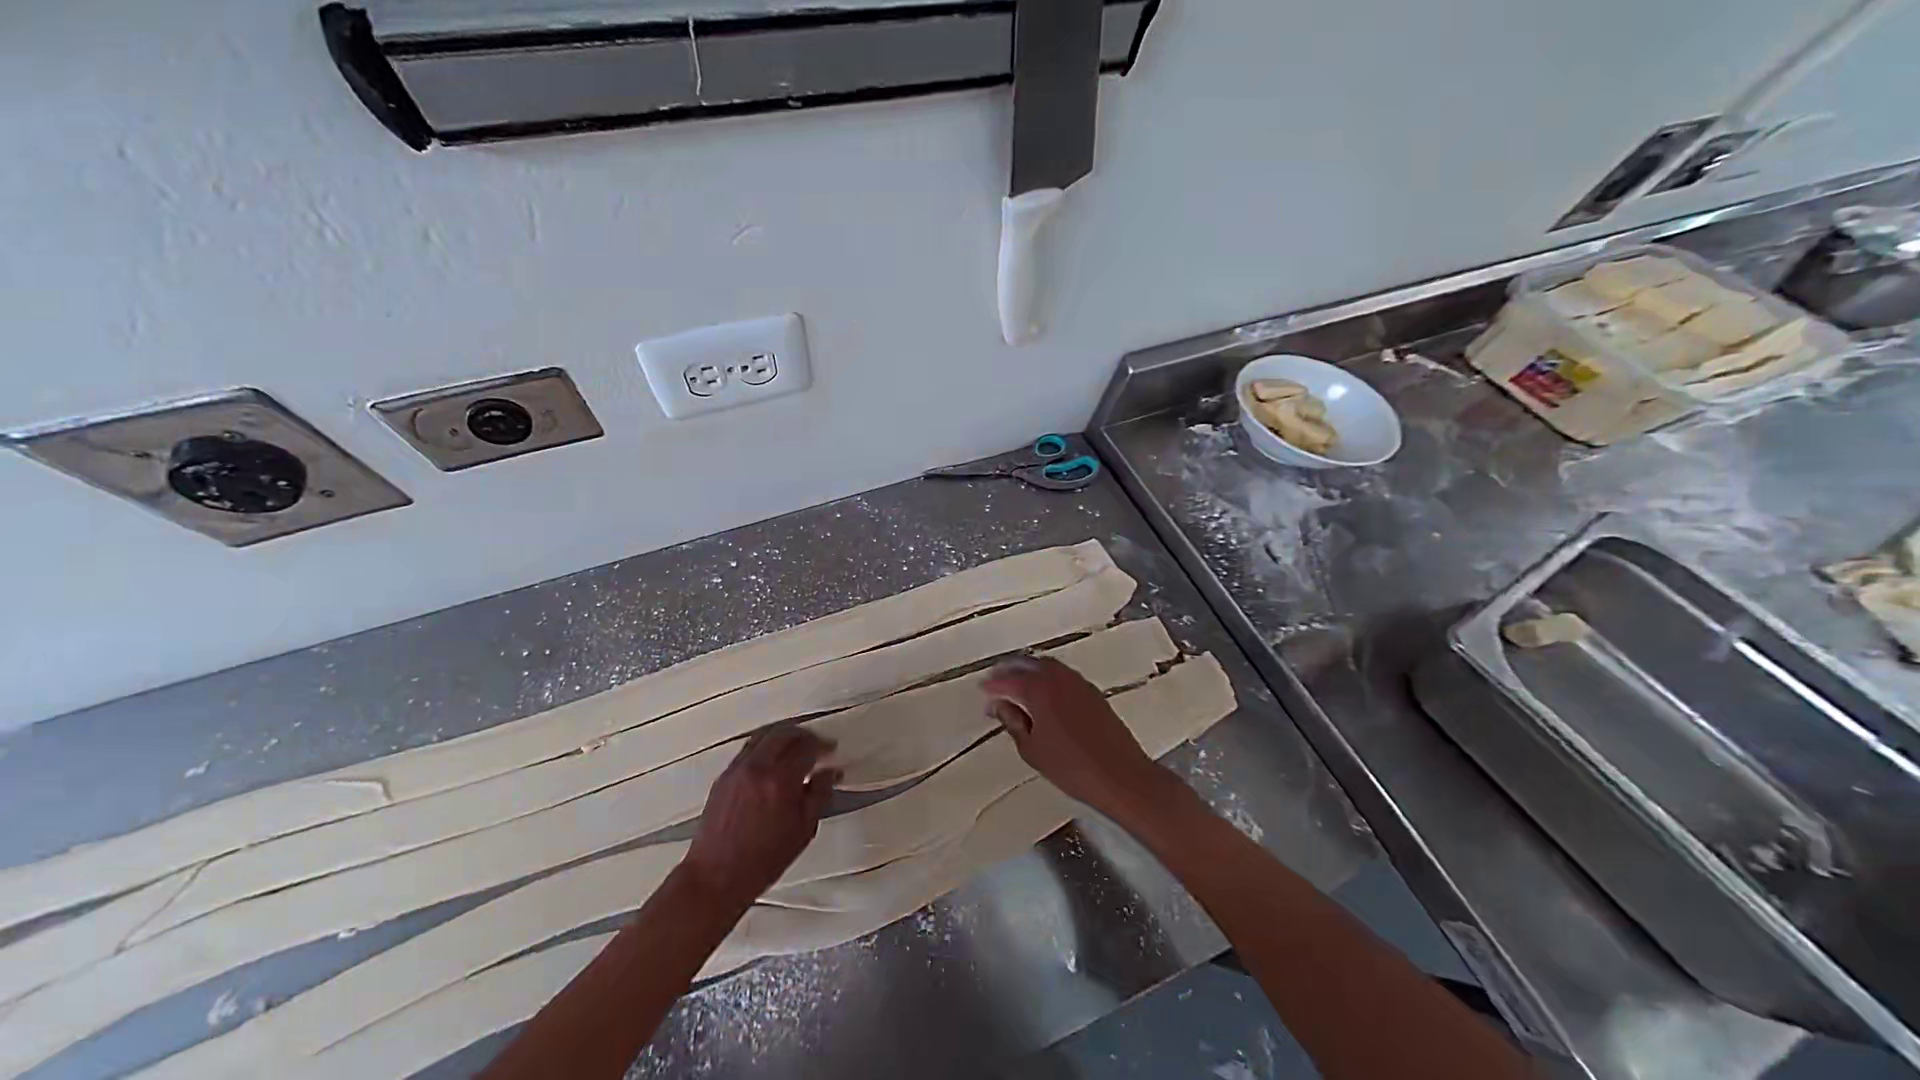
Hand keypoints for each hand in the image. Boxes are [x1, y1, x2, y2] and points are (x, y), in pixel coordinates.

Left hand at [681, 727, 837, 911]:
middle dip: (804, 734)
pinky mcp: (723, 777)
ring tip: (794, 747)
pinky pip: (748, 748)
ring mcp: (737, 770)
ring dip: (783, 736)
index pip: (807, 746)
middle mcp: (757, 768)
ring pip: (764, 735)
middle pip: (784, 732)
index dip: (823, 746)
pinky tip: (772, 759)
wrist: (716, 876)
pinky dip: (764, 746)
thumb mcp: (803, 830)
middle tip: (816, 744)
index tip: (830, 750)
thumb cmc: (760, 861)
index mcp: (781, 780)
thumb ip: (820, 794)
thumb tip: (830, 773)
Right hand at [982, 655, 1170, 815]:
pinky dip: (1048, 677)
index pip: (1007, 680)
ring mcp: (1078, 683)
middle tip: (996, 681)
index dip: (991, 685)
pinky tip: (1044, 692)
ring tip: (1017, 685)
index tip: (982, 689)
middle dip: (1009, 670)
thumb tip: (1001, 706)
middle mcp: (1058, 678)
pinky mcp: (1093, 692)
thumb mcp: (1031, 749)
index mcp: (1038, 689)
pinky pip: (1063, 675)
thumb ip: (1013, 722)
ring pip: (1047, 666)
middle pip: (1027, 664)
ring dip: (1029, 670)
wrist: (1119, 775)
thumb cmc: (1073, 767)